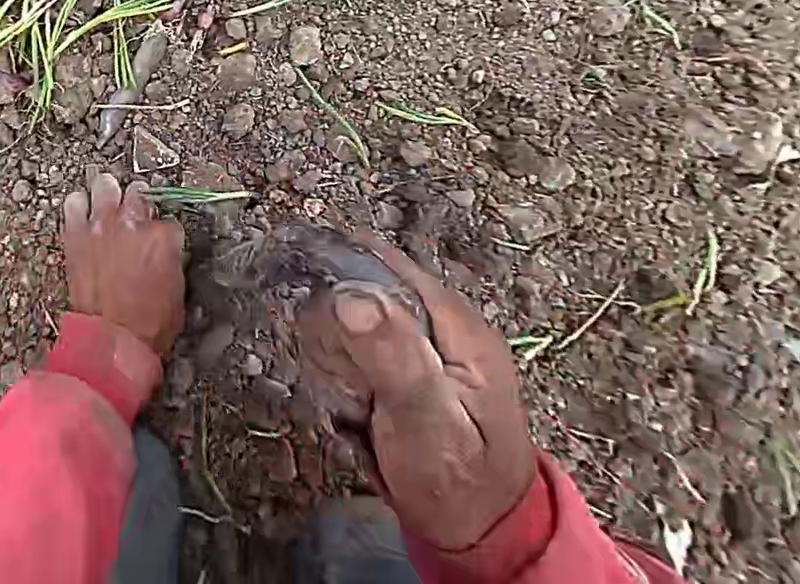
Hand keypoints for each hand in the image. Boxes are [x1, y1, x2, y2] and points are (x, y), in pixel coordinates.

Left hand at [61, 173, 184, 353]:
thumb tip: (166, 252)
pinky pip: (73, 204)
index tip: (155, 238)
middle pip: (138, 192)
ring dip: (107, 193)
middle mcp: (134, 223)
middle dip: (137, 201)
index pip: (167, 219)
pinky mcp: (76, 235)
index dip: (160, 230)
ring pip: (106, 186)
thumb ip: (171, 259)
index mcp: (163, 237)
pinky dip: (77, 205)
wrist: (111, 342)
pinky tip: (81, 210)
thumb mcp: (176, 289)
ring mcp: (102, 225)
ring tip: (106, 199)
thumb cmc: (148, 325)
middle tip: (134, 211)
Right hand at [297, 241, 535, 550]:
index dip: (342, 282)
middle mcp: (441, 318)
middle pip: (367, 289)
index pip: (383, 266)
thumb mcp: (426, 422)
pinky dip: (348, 369)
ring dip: (340, 353)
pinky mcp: (412, 361)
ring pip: (358, 317)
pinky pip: (363, 345)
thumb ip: (394, 358)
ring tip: (353, 399)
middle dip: (340, 329)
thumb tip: (350, 296)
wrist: (483, 534)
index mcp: (455, 320)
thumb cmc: (458, 481)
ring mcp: (426, 340)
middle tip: (346, 382)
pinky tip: (353, 402)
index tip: (316, 320)